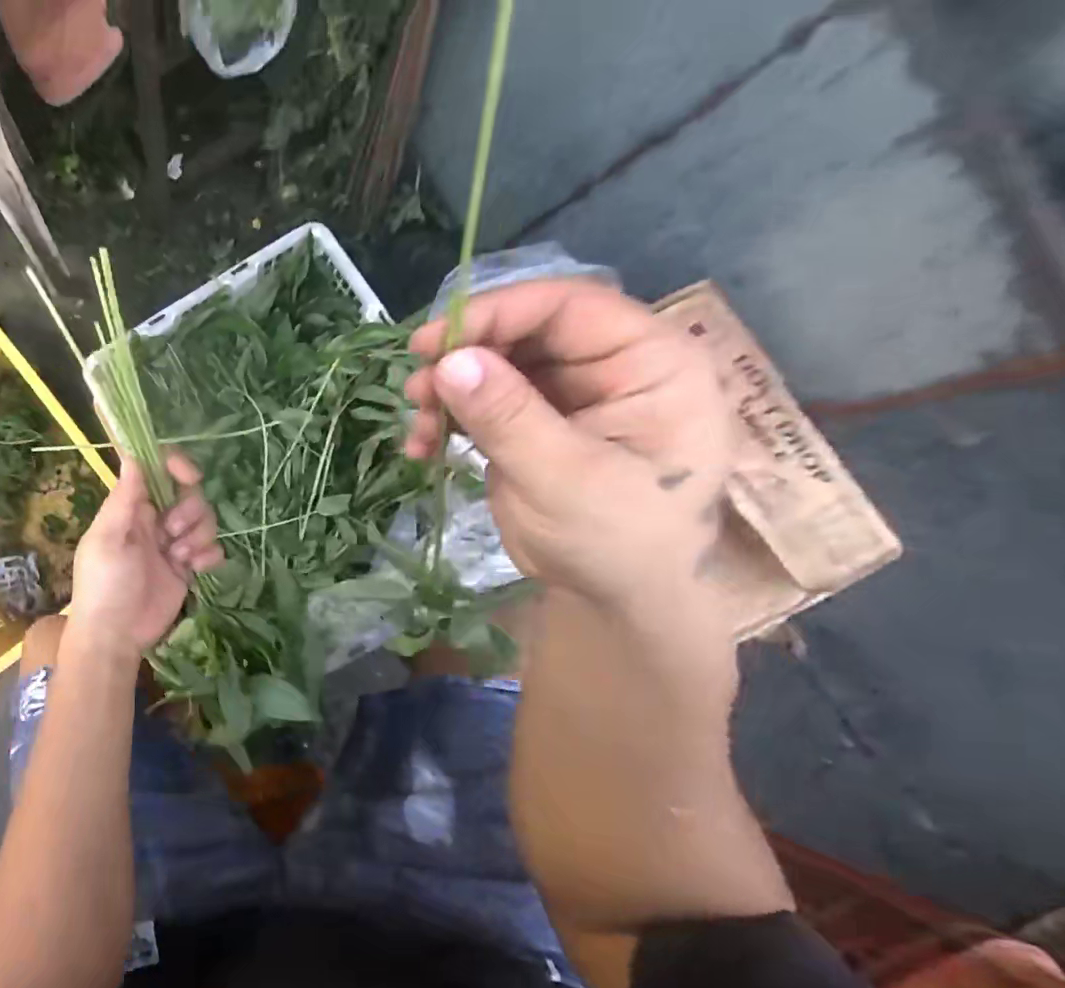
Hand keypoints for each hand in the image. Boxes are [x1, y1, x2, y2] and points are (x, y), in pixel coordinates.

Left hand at [65, 453, 223, 652]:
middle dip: (190, 510)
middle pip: (187, 495)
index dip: (175, 465)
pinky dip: (209, 555)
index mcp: (130, 508)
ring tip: (181, 558)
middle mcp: (153, 521)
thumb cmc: (105, 584)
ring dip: (199, 534)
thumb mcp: (109, 538)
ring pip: (202, 520)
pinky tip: (196, 569)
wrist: (116, 635)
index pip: (156, 470)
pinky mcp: (186, 568)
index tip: (189, 476)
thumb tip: (132, 455)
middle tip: (174, 534)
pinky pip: (210, 548)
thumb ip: (124, 499)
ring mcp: (171, 545)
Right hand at [404, 278, 732, 610]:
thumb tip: (450, 360)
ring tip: (416, 425)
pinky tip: (423, 447)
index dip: (498, 313)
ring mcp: (570, 399)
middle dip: (464, 358)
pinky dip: (451, 421)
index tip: (433, 343)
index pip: (569, 307)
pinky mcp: (537, 427)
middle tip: (415, 389)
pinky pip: (486, 406)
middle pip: (525, 334)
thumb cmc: (616, 542)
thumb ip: (508, 416)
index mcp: (649, 362)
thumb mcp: (563, 478)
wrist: (617, 603)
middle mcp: (610, 368)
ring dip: (449, 392)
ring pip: (497, 369)